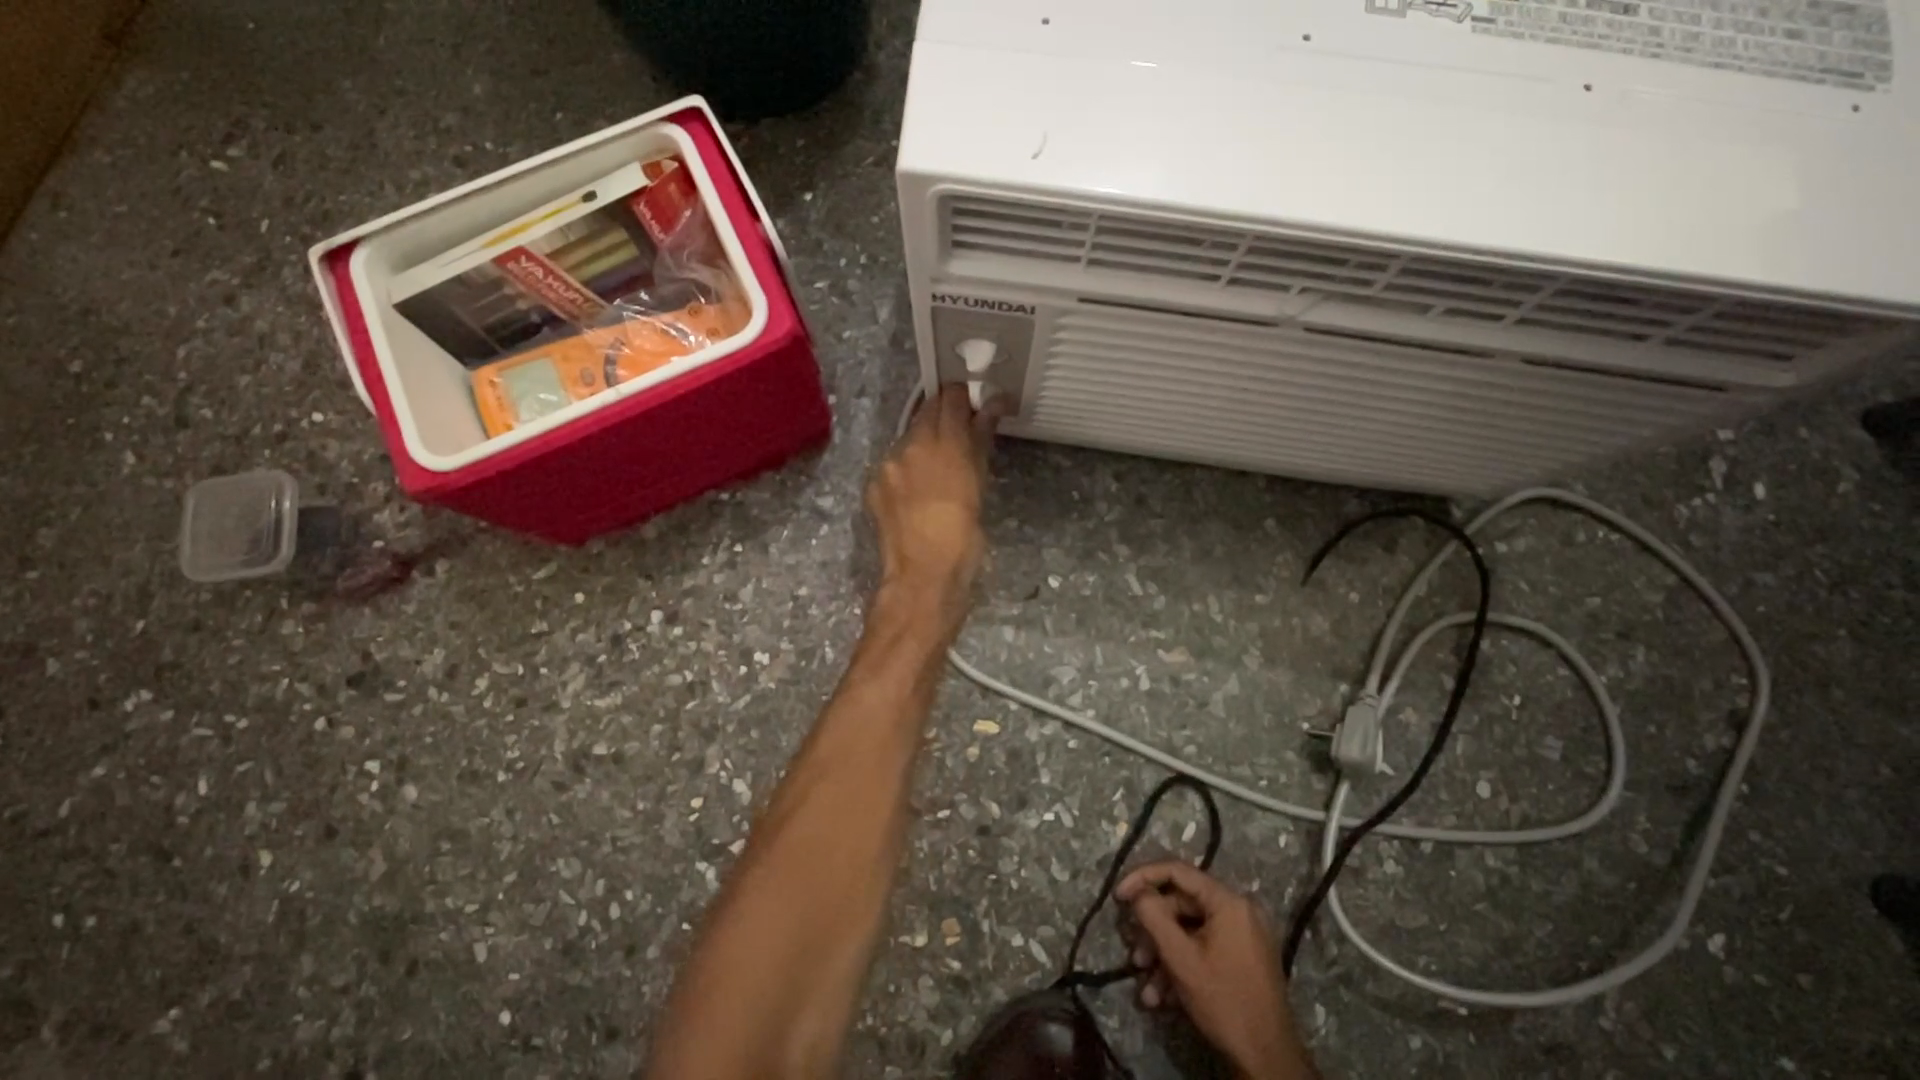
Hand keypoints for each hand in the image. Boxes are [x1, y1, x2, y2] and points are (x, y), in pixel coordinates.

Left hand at [866, 385, 999, 630]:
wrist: (923, 576)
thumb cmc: (964, 537)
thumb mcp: (979, 485)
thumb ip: (981, 439)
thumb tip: (992, 406)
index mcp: (943, 442)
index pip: (951, 398)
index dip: (964, 396)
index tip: (975, 402)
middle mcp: (910, 444)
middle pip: (926, 412)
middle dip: (944, 414)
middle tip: (962, 427)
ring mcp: (887, 464)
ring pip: (908, 438)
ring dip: (925, 442)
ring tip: (941, 466)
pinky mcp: (874, 485)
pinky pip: (894, 464)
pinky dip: (908, 467)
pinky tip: (919, 489)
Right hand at [1116, 862, 1313, 1079]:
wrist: (1266, 1055)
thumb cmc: (1223, 1000)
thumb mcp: (1181, 958)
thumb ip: (1154, 917)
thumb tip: (1137, 892)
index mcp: (1229, 902)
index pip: (1178, 872)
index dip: (1143, 878)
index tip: (1118, 897)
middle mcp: (1239, 911)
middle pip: (1182, 906)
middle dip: (1153, 932)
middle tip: (1135, 957)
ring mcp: (1243, 936)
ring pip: (1190, 932)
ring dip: (1164, 956)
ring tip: (1147, 988)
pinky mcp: (1243, 959)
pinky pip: (1204, 949)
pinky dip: (1182, 967)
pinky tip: (1163, 997)